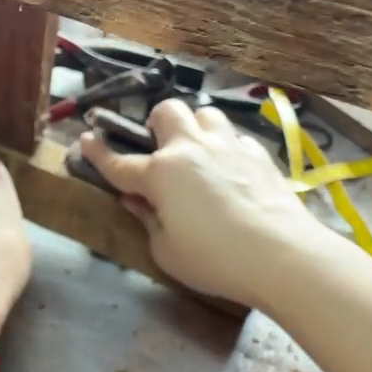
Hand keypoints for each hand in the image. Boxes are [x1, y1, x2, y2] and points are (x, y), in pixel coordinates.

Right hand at [79, 100, 340, 306]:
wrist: (284, 255)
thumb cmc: (216, 259)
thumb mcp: (167, 252)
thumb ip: (148, 221)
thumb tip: (136, 201)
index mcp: (160, 174)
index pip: (118, 161)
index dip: (98, 151)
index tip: (86, 138)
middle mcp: (190, 149)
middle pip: (167, 112)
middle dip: (156, 124)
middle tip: (160, 149)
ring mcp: (228, 146)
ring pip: (205, 114)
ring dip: (195, 128)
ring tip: (197, 152)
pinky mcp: (259, 154)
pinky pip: (236, 137)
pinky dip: (227, 149)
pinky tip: (230, 170)